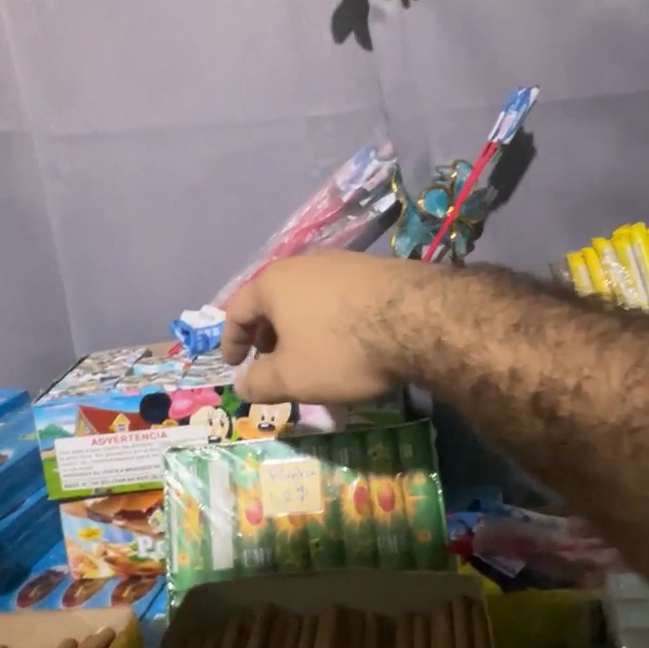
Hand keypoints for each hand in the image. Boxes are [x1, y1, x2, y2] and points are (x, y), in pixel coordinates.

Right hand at [220, 250, 427, 403]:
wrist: (418, 319)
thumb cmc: (341, 349)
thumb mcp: (292, 378)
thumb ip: (259, 383)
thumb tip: (242, 385)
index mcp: (273, 283)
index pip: (236, 310)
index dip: (230, 340)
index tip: (234, 364)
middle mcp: (303, 263)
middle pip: (272, 299)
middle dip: (266, 334)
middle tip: (270, 362)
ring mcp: (341, 262)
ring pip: (307, 297)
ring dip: (300, 327)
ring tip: (309, 355)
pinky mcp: (374, 269)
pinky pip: (338, 296)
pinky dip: (330, 320)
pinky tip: (347, 342)